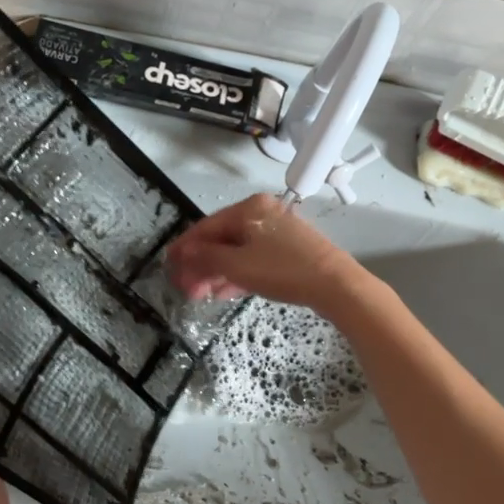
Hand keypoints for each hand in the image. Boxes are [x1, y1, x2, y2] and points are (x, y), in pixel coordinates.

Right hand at [166, 194, 364, 310]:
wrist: (335, 285)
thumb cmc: (282, 270)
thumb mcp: (236, 265)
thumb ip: (205, 258)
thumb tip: (181, 254)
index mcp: (248, 209)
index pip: (206, 227)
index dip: (184, 248)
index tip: (168, 266)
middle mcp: (262, 214)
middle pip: (220, 239)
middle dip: (200, 265)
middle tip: (185, 288)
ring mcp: (276, 232)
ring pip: (236, 251)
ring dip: (216, 272)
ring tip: (201, 294)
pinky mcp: (288, 250)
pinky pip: (252, 259)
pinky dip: (236, 273)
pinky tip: (224, 291)